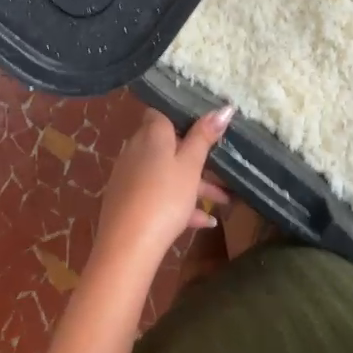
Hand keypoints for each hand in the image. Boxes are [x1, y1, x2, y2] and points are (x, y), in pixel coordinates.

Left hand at [94, 107, 233, 265]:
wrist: (128, 244)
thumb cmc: (164, 196)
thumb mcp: (191, 165)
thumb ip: (205, 136)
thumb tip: (224, 108)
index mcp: (152, 133)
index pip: (162, 112)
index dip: (182, 116)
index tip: (205, 126)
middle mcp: (137, 148)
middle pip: (168, 145)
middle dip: (195, 157)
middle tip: (221, 167)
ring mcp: (130, 174)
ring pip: (167, 172)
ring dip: (194, 185)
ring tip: (224, 201)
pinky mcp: (128, 199)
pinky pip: (158, 194)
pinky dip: (179, 203)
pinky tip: (204, 222)